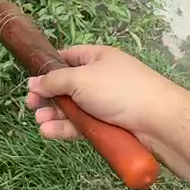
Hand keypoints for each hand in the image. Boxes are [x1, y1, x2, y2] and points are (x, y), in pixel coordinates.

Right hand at [25, 45, 189, 143]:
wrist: (158, 121)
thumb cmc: (119, 90)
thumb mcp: (80, 79)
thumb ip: (53, 81)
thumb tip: (32, 82)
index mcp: (96, 58)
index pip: (66, 58)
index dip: (47, 69)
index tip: (32, 81)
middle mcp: (100, 78)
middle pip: (66, 86)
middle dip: (47, 96)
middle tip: (32, 105)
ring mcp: (105, 102)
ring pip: (73, 107)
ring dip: (54, 114)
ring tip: (40, 122)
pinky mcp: (108, 124)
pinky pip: (82, 124)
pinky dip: (65, 128)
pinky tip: (50, 132)